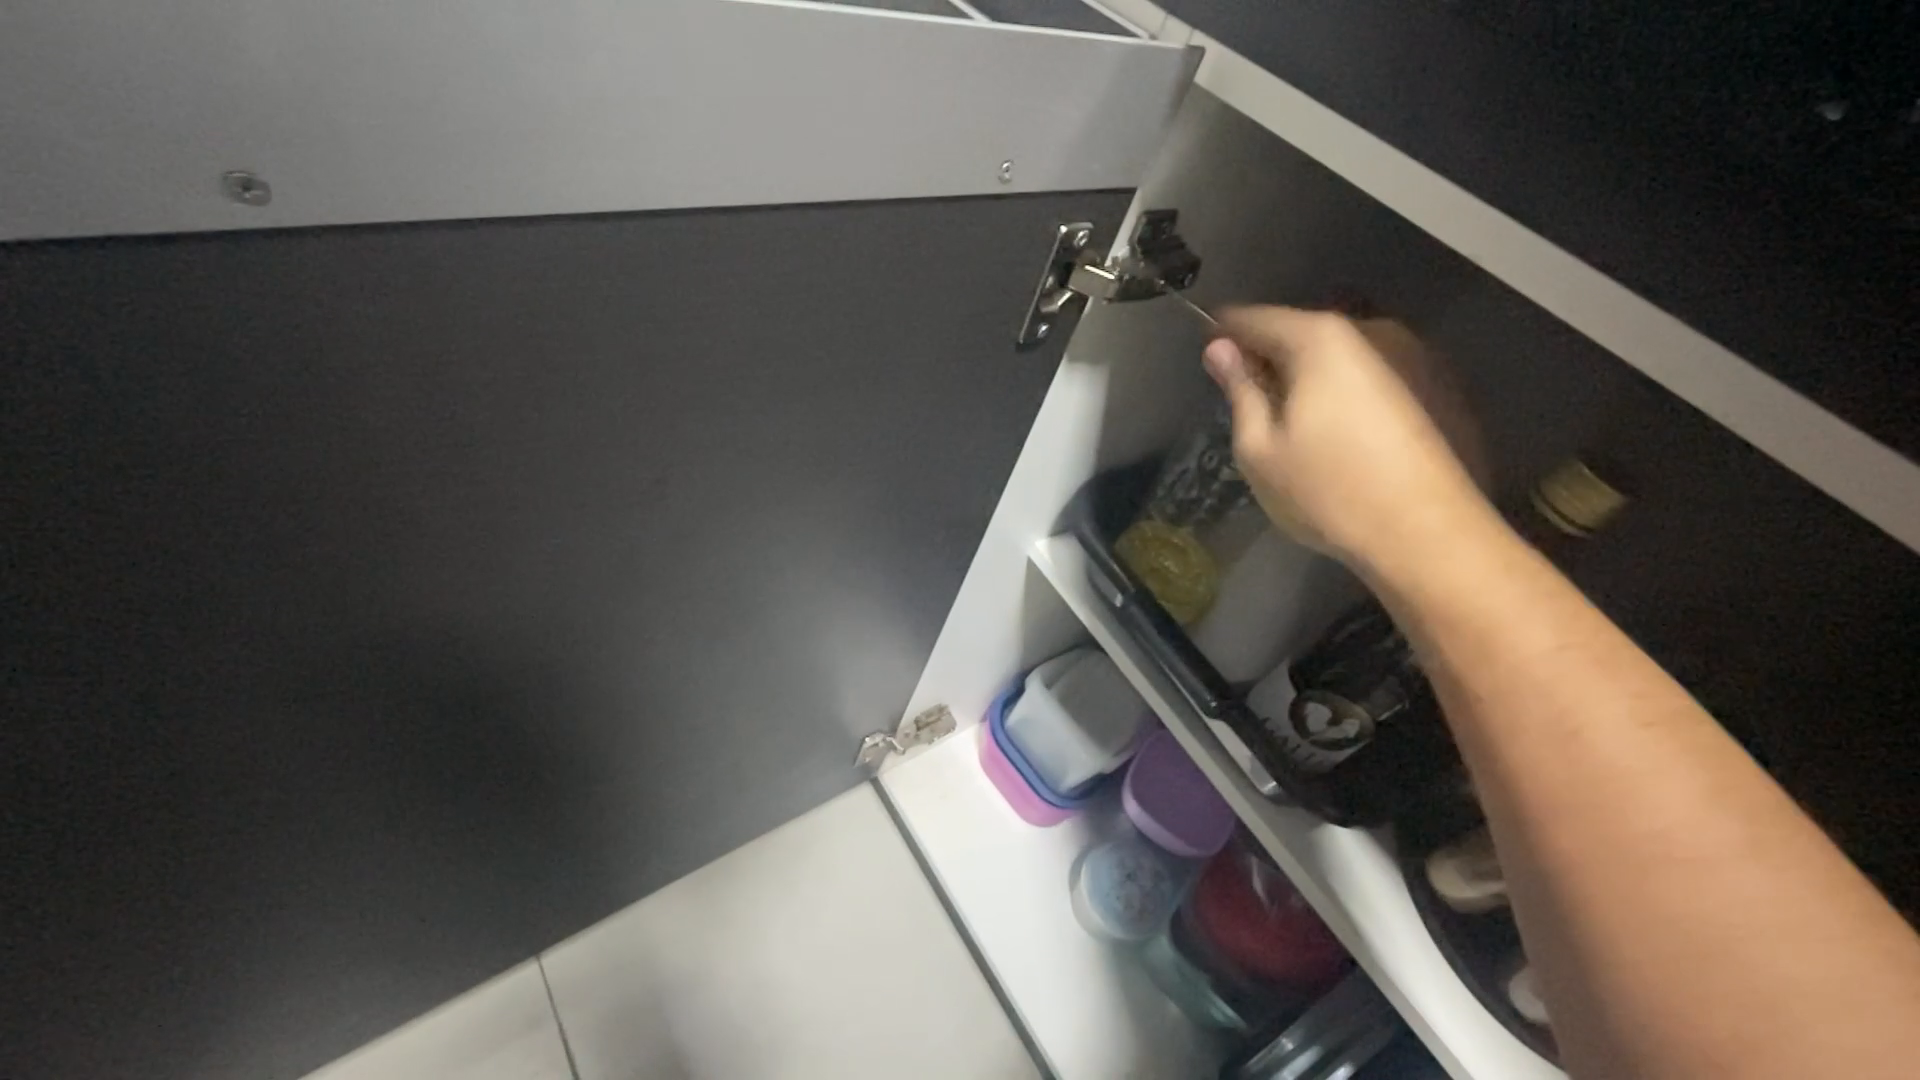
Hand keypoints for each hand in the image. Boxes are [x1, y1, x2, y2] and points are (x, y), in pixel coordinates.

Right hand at [1202, 305, 1491, 571]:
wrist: (1428, 536)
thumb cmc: (1328, 492)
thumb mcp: (1260, 448)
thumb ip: (1239, 390)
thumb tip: (1219, 350)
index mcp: (1319, 339)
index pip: (1253, 317)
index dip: (1223, 335)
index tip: (1208, 362)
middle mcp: (1370, 331)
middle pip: (1299, 332)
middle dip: (1268, 359)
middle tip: (1247, 404)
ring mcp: (1410, 356)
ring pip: (1336, 357)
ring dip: (1307, 378)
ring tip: (1292, 427)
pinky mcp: (1435, 386)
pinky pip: (1368, 376)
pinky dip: (1343, 393)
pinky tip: (1338, 438)